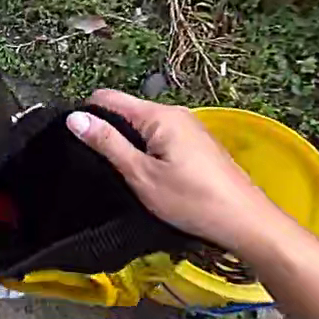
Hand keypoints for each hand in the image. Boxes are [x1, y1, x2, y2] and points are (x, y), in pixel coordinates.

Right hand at [66, 88, 289, 255]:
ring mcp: (189, 127)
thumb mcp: (140, 174)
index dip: (87, 115)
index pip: (107, 98)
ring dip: (129, 144)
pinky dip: (148, 151)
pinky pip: (161, 136)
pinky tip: (150, 176)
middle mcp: (175, 113)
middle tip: (100, 167)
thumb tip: (74, 117)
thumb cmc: (192, 200)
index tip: (77, 143)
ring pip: (144, 126)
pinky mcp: (197, 143)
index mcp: (158, 115)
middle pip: (127, 110)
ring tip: (123, 175)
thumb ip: (107, 143)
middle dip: (109, 131)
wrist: (245, 221)